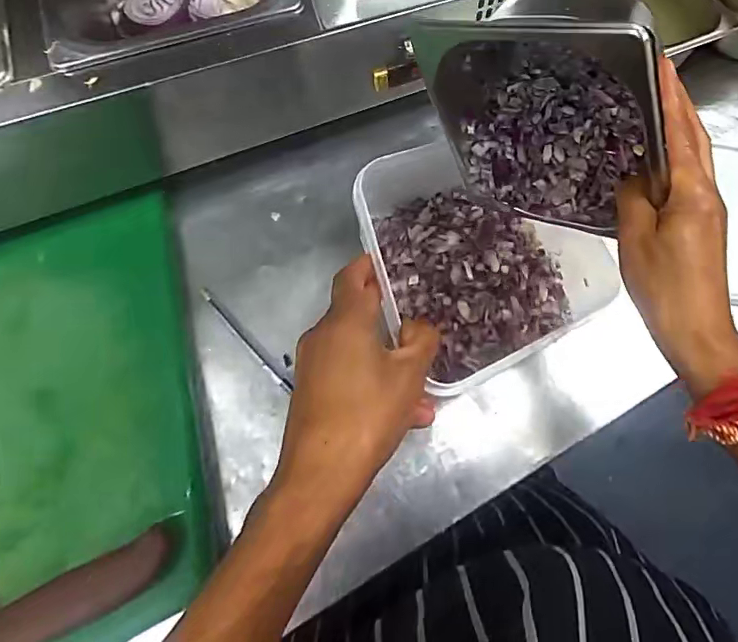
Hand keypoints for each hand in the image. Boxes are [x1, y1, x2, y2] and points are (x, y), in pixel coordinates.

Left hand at [271, 255, 439, 506]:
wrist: (320, 477)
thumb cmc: (368, 413)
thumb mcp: (410, 372)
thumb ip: (421, 338)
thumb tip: (416, 326)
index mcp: (345, 322)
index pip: (352, 276)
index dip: (370, 263)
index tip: (394, 259)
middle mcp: (323, 336)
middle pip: (358, 311)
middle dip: (392, 316)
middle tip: (423, 319)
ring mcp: (314, 366)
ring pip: (360, 347)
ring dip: (390, 357)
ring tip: (423, 385)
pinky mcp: (313, 392)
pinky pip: (351, 371)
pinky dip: (376, 379)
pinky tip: (407, 412)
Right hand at [617, 57, 737, 395]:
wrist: (699, 333)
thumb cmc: (666, 290)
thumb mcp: (636, 240)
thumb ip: (633, 198)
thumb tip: (635, 177)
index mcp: (693, 191)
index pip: (681, 131)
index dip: (672, 96)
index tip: (664, 64)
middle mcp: (709, 193)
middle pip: (696, 138)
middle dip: (681, 104)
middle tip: (662, 75)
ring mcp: (711, 209)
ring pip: (696, 156)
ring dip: (681, 127)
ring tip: (659, 105)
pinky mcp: (706, 224)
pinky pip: (691, 176)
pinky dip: (678, 155)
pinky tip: (660, 156)